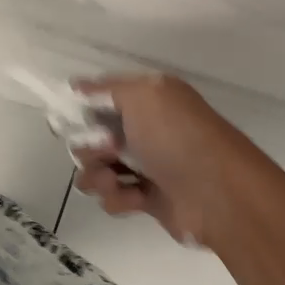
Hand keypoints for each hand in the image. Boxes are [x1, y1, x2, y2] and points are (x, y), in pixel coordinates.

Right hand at [71, 73, 240, 246]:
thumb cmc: (177, 137)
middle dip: (88, 147)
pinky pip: (112, 197)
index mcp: (147, 101)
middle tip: (106, 151)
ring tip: (115, 182)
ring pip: (96, 170)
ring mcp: (145, 166)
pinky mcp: (145, 199)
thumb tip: (75, 85)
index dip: (81, 111)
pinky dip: (117, 198)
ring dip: (97, 177)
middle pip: (91, 138)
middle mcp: (144, 130)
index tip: (69, 121)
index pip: (100, 100)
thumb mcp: (144, 96)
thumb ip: (106, 88)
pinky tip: (134, 199)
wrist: (216, 193)